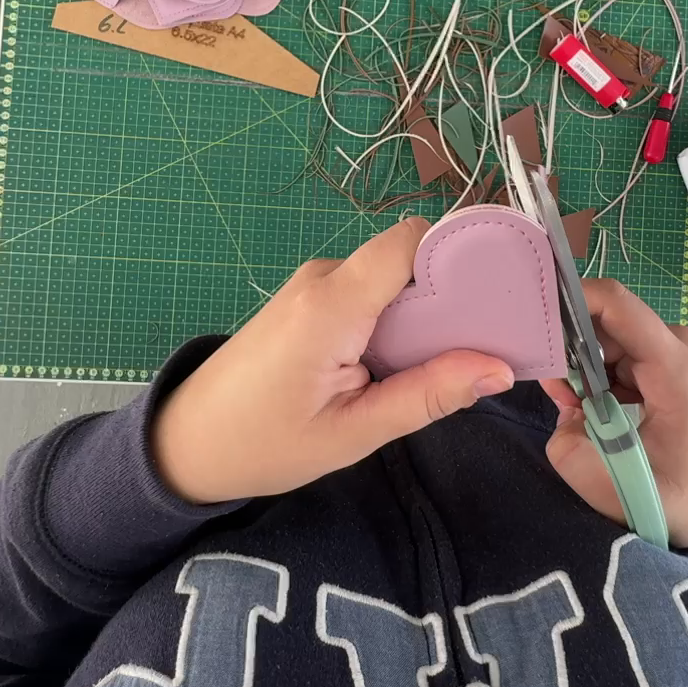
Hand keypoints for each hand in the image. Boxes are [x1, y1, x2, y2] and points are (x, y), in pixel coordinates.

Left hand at [153, 217, 516, 504]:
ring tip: (452, 357)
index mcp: (332, 304)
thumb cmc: (263, 444)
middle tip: (490, 339)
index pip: (409, 242)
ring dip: (424, 311)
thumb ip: (427, 395)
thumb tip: (498, 369)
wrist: (187, 442)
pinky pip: (369, 291)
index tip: (501, 291)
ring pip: (391, 276)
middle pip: (407, 259)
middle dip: (452, 294)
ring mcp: (314, 285)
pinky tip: (408, 358)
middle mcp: (323, 278)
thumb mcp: (354, 432)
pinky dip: (397, 317)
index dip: (458, 255)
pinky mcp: (311, 298)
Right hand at [539, 281, 687, 553]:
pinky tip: (592, 410)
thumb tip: (562, 414)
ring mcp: (671, 354)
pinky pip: (615, 354)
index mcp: (673, 366)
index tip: (535, 320)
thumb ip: (573, 455)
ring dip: (580, 369)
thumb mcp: (624, 491)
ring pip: (605, 338)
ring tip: (575, 410)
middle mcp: (674, 347)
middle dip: (568, 349)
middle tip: (555, 394)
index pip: (614, 302)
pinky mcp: (664, 367)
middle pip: (603, 321)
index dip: (570, 298)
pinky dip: (594, 377)